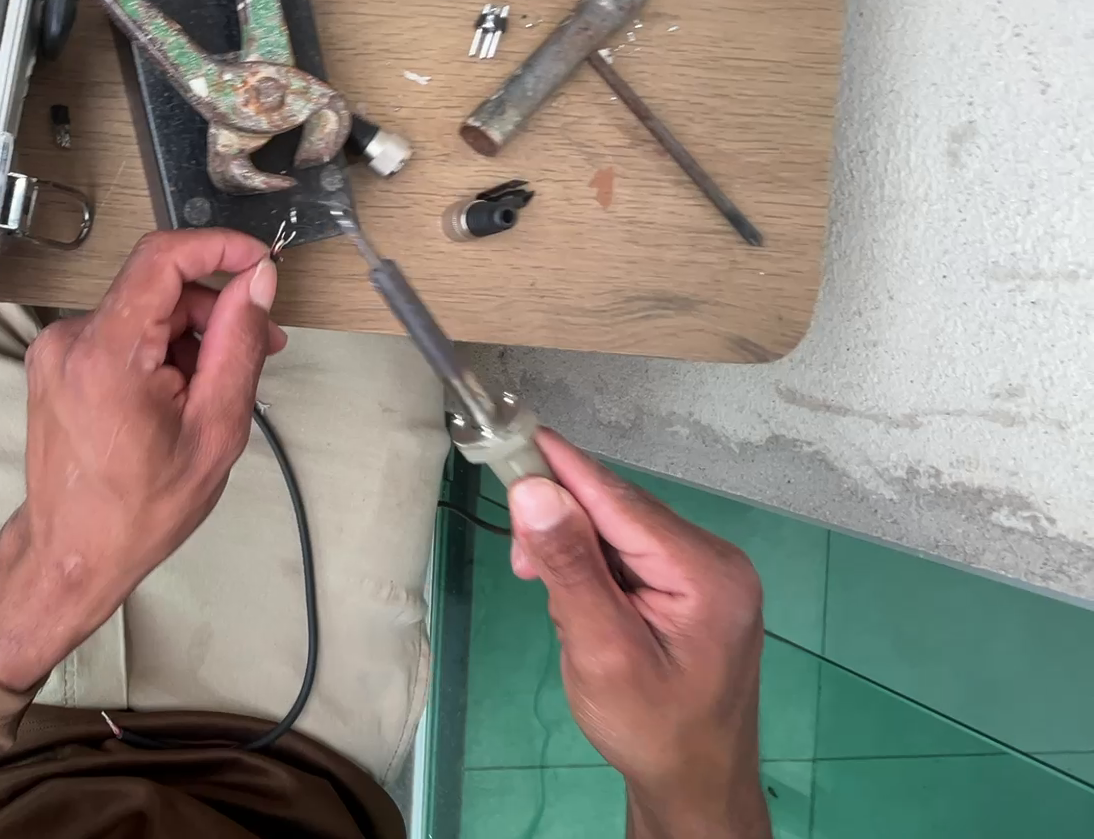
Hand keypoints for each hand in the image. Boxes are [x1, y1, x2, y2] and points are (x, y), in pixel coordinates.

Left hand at [0, 230, 286, 690]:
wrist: (70, 551)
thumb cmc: (142, 509)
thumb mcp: (214, 430)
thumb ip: (238, 346)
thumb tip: (257, 281)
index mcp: (107, 355)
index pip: (161, 257)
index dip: (217, 246)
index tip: (259, 262)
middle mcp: (70, 339)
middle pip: (157, 288)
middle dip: (213, 310)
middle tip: (261, 345)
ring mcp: (56, 348)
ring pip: (141, 310)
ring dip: (186, 334)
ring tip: (214, 385)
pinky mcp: (55, 360)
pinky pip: (119, 330)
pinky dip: (156, 347)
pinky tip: (176, 389)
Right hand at [508, 430, 769, 838]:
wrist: (692, 784)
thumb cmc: (649, 726)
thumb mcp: (600, 648)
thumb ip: (569, 566)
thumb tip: (531, 489)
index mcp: (703, 570)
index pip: (614, 496)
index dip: (557, 462)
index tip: (507, 431)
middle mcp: (708, 555)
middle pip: (610, 504)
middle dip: (555, 516)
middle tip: (520, 558)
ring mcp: (697, 567)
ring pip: (608, 522)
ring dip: (564, 542)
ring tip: (543, 584)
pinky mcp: (680, 580)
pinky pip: (616, 544)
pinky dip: (580, 557)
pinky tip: (567, 589)